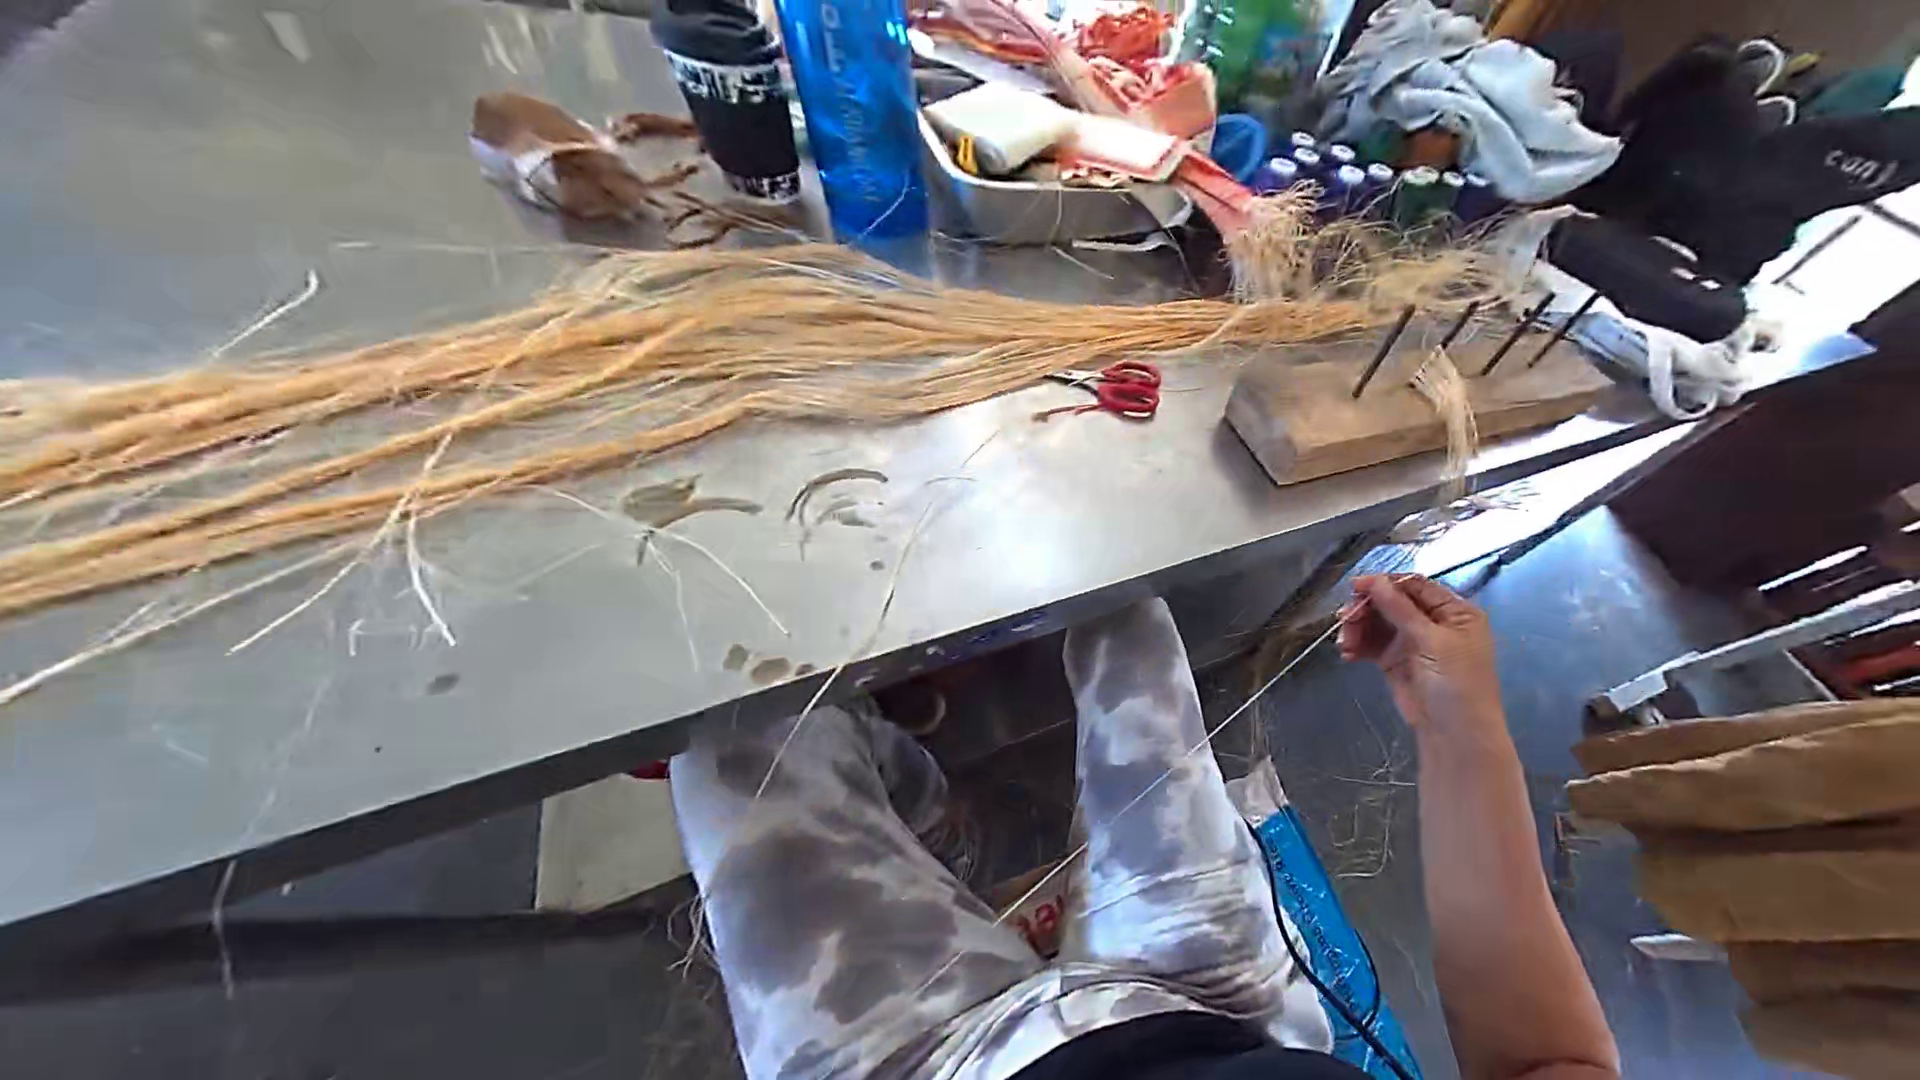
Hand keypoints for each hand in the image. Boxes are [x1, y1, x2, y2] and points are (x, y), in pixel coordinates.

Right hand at [1339, 574, 1506, 743]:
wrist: (1453, 732)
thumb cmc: (1456, 683)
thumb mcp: (1431, 640)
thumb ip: (1400, 609)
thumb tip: (1375, 580)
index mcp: (1453, 612)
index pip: (1414, 586)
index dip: (1384, 584)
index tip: (1355, 587)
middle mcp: (1432, 622)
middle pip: (1389, 602)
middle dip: (1365, 609)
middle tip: (1345, 619)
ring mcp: (1411, 641)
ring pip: (1375, 622)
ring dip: (1356, 629)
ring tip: (1346, 644)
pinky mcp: (1393, 659)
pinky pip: (1369, 643)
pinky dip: (1356, 645)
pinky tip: (1348, 654)